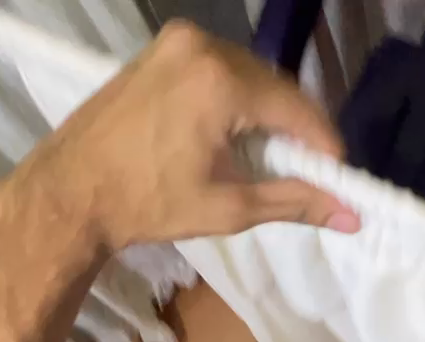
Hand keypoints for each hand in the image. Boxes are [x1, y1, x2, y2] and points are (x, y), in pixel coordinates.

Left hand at [0, 20, 358, 261]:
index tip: (338, 182)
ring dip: (270, 117)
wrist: (73, 190)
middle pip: (276, 88)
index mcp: (221, 81)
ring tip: (272, 162)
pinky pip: (221, 72)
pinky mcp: (162, 50)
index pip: (298, 109)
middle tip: (308, 176)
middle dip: (298, 133)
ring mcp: (178, 43)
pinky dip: (240, 103)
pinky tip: (238, 139)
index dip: (325, 148)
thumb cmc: (150, 203)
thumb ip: (295, 202)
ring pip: (251, 77)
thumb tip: (352, 216)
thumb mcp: (231, 207)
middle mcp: (203, 46)